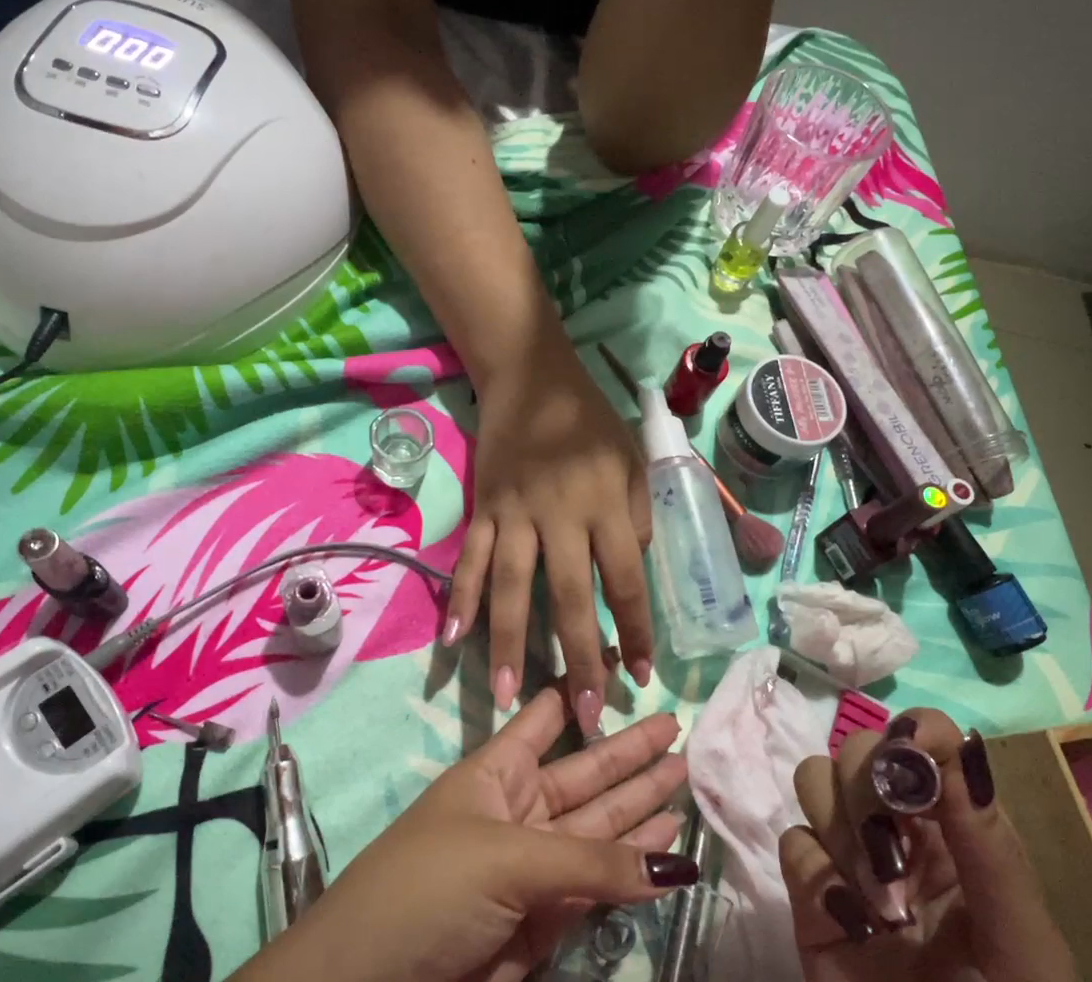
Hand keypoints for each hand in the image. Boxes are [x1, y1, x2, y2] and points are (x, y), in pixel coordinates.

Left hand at [238, 689, 693, 981]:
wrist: (377, 980)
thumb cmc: (430, 886)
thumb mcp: (504, 857)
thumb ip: (593, 862)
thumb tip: (675, 869)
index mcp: (494, 774)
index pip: (544, 719)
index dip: (579, 691)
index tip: (618, 661)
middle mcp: (519, 809)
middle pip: (585, 772)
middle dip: (628, 752)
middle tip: (676, 725)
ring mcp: (535, 862)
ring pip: (600, 826)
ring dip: (641, 804)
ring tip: (686, 774)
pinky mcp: (547, 916)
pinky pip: (602, 881)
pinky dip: (636, 864)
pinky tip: (670, 844)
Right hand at [442, 345, 653, 735]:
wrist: (529, 377)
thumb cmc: (589, 420)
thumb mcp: (632, 459)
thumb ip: (635, 516)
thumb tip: (630, 573)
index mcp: (603, 502)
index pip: (623, 580)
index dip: (632, 630)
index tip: (639, 676)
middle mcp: (557, 514)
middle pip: (567, 597)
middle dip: (577, 658)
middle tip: (585, 715)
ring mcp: (512, 513)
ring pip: (510, 589)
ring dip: (508, 646)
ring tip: (506, 699)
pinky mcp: (481, 510)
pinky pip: (469, 561)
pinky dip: (460, 600)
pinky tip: (452, 641)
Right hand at [779, 709, 1076, 981]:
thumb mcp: (1021, 939)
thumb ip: (990, 846)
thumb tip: (959, 750)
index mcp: (961, 826)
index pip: (927, 740)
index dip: (914, 732)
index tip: (912, 758)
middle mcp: (903, 829)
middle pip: (857, 749)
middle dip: (869, 787)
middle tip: (893, 845)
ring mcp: (850, 858)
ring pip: (815, 781)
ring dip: (842, 828)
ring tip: (882, 898)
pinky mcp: (808, 894)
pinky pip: (794, 845)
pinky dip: (817, 875)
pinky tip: (853, 924)